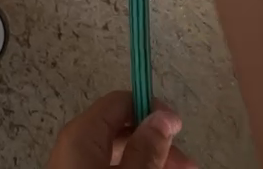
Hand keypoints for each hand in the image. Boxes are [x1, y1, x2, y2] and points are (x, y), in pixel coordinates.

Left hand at [48, 91, 195, 168]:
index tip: (178, 126)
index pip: (120, 101)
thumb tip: (162, 117)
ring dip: (150, 159)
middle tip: (189, 163)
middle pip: (122, 130)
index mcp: (82, 132)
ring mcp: (74, 164)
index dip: (152, 108)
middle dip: (157, 142)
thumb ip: (144, 150)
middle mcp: (75, 144)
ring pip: (118, 154)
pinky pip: (109, 166)